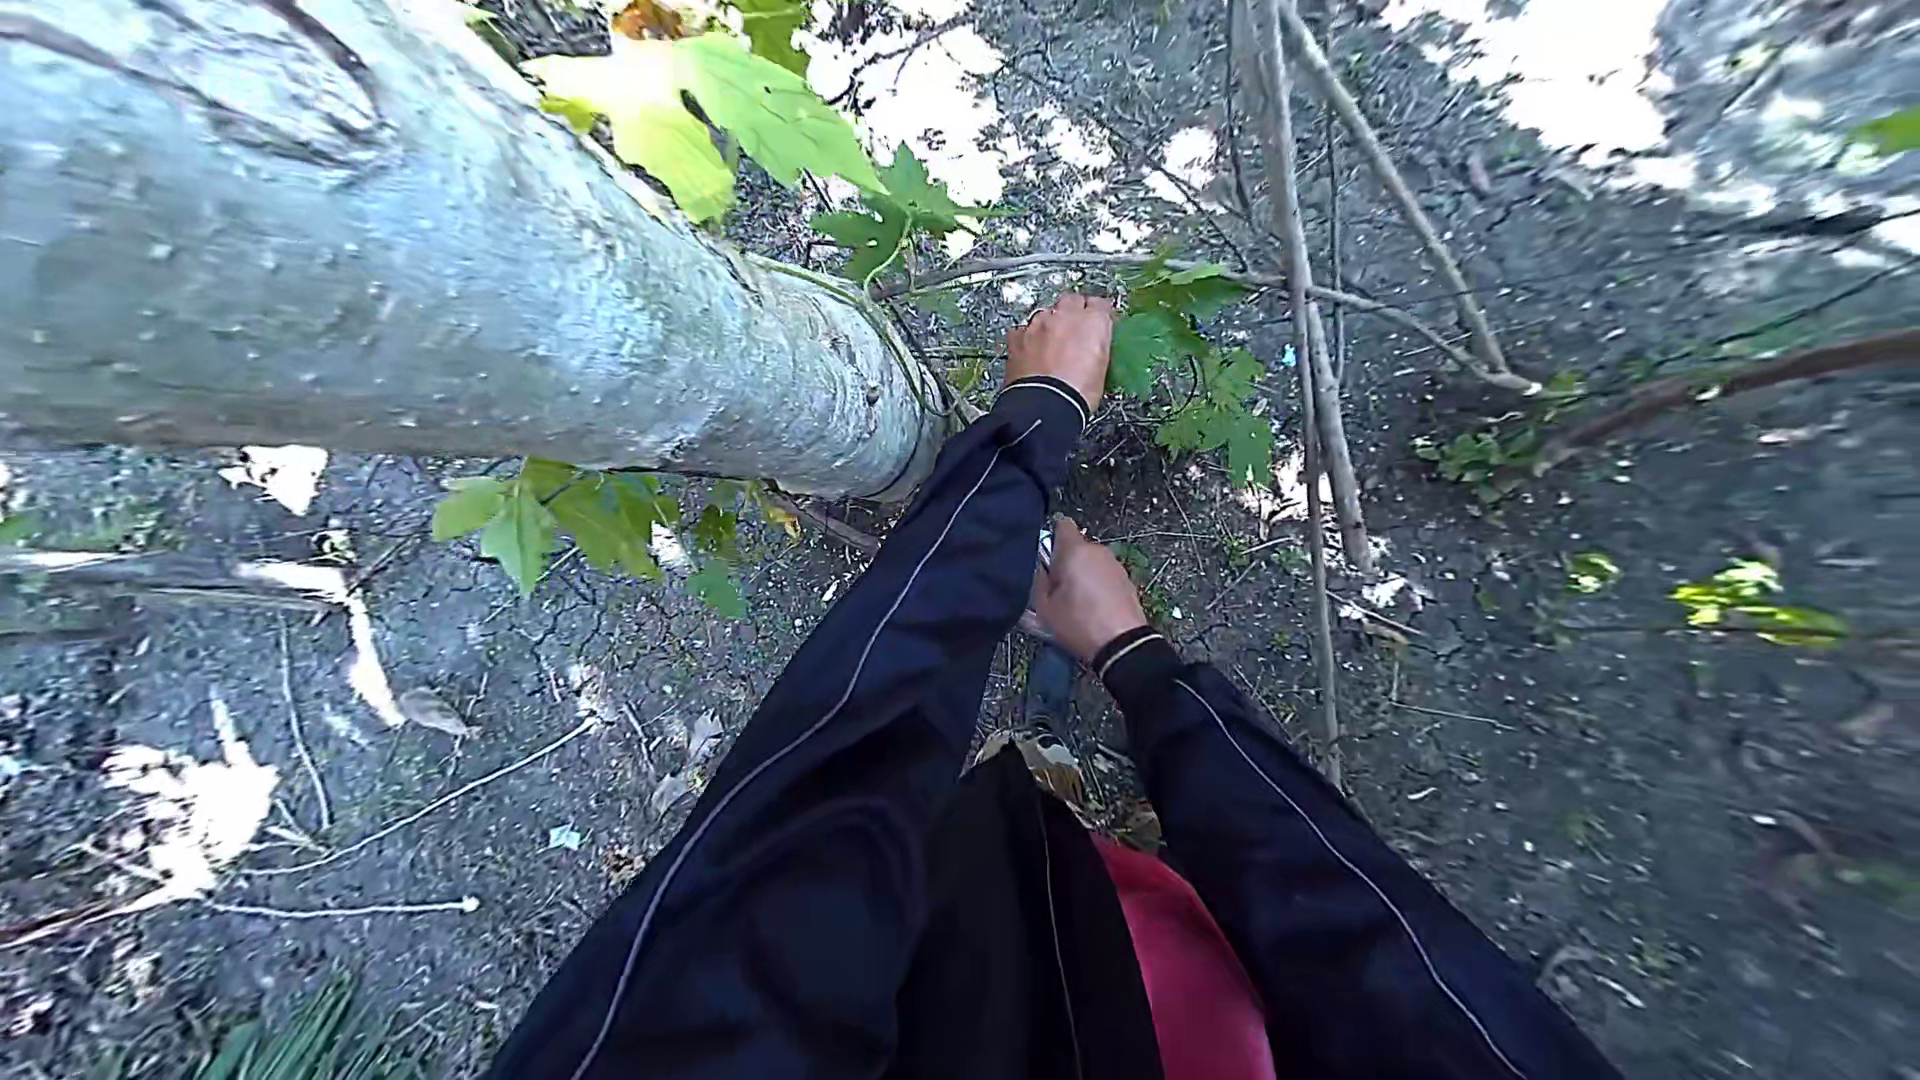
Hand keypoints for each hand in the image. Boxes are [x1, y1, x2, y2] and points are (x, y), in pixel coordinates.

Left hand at [1005, 293, 1114, 412]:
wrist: (1045, 407)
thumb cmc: (1076, 394)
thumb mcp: (1101, 370)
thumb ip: (1098, 347)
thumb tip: (1094, 346)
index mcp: (1093, 322)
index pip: (1100, 305)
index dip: (1098, 314)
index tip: (1097, 322)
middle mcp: (1066, 316)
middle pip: (1071, 300)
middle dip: (1073, 311)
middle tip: (1073, 330)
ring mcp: (1039, 324)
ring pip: (1046, 313)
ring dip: (1049, 325)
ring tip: (1049, 345)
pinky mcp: (1018, 336)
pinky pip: (1022, 330)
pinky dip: (1026, 337)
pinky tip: (1029, 351)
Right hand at [1033, 518, 1149, 663]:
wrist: (1122, 645)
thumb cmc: (1080, 623)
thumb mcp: (1044, 606)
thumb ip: (1039, 580)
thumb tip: (1042, 570)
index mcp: (1075, 551)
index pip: (1062, 525)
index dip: (1051, 540)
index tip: (1047, 560)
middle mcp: (1098, 551)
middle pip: (1076, 547)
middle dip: (1065, 563)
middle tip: (1057, 589)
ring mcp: (1115, 565)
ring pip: (1090, 562)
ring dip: (1081, 575)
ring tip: (1075, 603)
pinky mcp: (1126, 580)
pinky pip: (1104, 576)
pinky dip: (1097, 586)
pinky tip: (1092, 608)